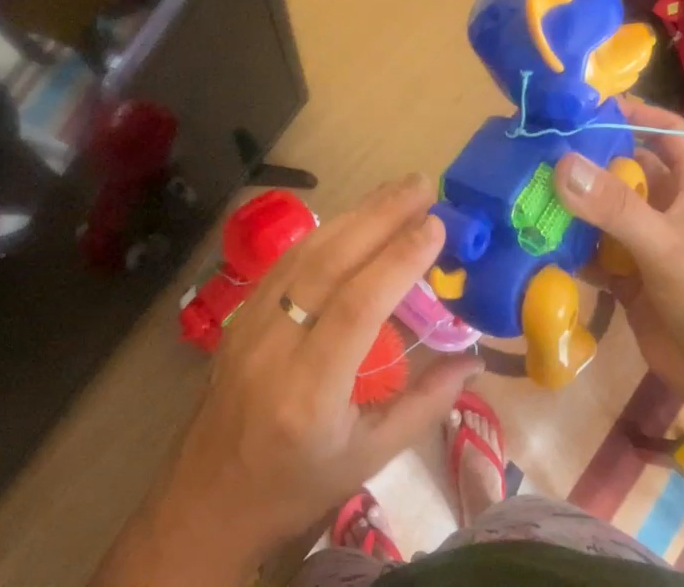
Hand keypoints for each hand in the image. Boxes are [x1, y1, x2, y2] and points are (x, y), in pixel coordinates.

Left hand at [94, 175, 481, 585]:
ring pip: (303, 253)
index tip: (436, 225)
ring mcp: (248, 325)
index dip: (398, 260)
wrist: (208, 499)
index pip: (356, 306)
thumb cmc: (296, 484)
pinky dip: (325, 234)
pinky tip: (353, 218)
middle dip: (378, 216)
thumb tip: (474, 359)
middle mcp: (273, 347)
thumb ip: (425, 405)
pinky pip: (285, 263)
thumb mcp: (368, 459)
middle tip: (422, 184)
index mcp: (309, 392)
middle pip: (328, 263)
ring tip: (397, 190)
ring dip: (353, 215)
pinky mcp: (239, 317)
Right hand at [553, 99, 683, 401]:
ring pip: (606, 213)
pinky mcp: (631, 282)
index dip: (637, 115)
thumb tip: (561, 162)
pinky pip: (595, 254)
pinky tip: (536, 241)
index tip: (589, 107)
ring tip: (526, 189)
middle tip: (539, 147)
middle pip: (627, 171)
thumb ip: (614, 206)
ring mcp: (649, 247)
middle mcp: (671, 211)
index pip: (669, 135)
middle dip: (589, 160)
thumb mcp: (666, 246)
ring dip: (573, 204)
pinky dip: (570, 248)